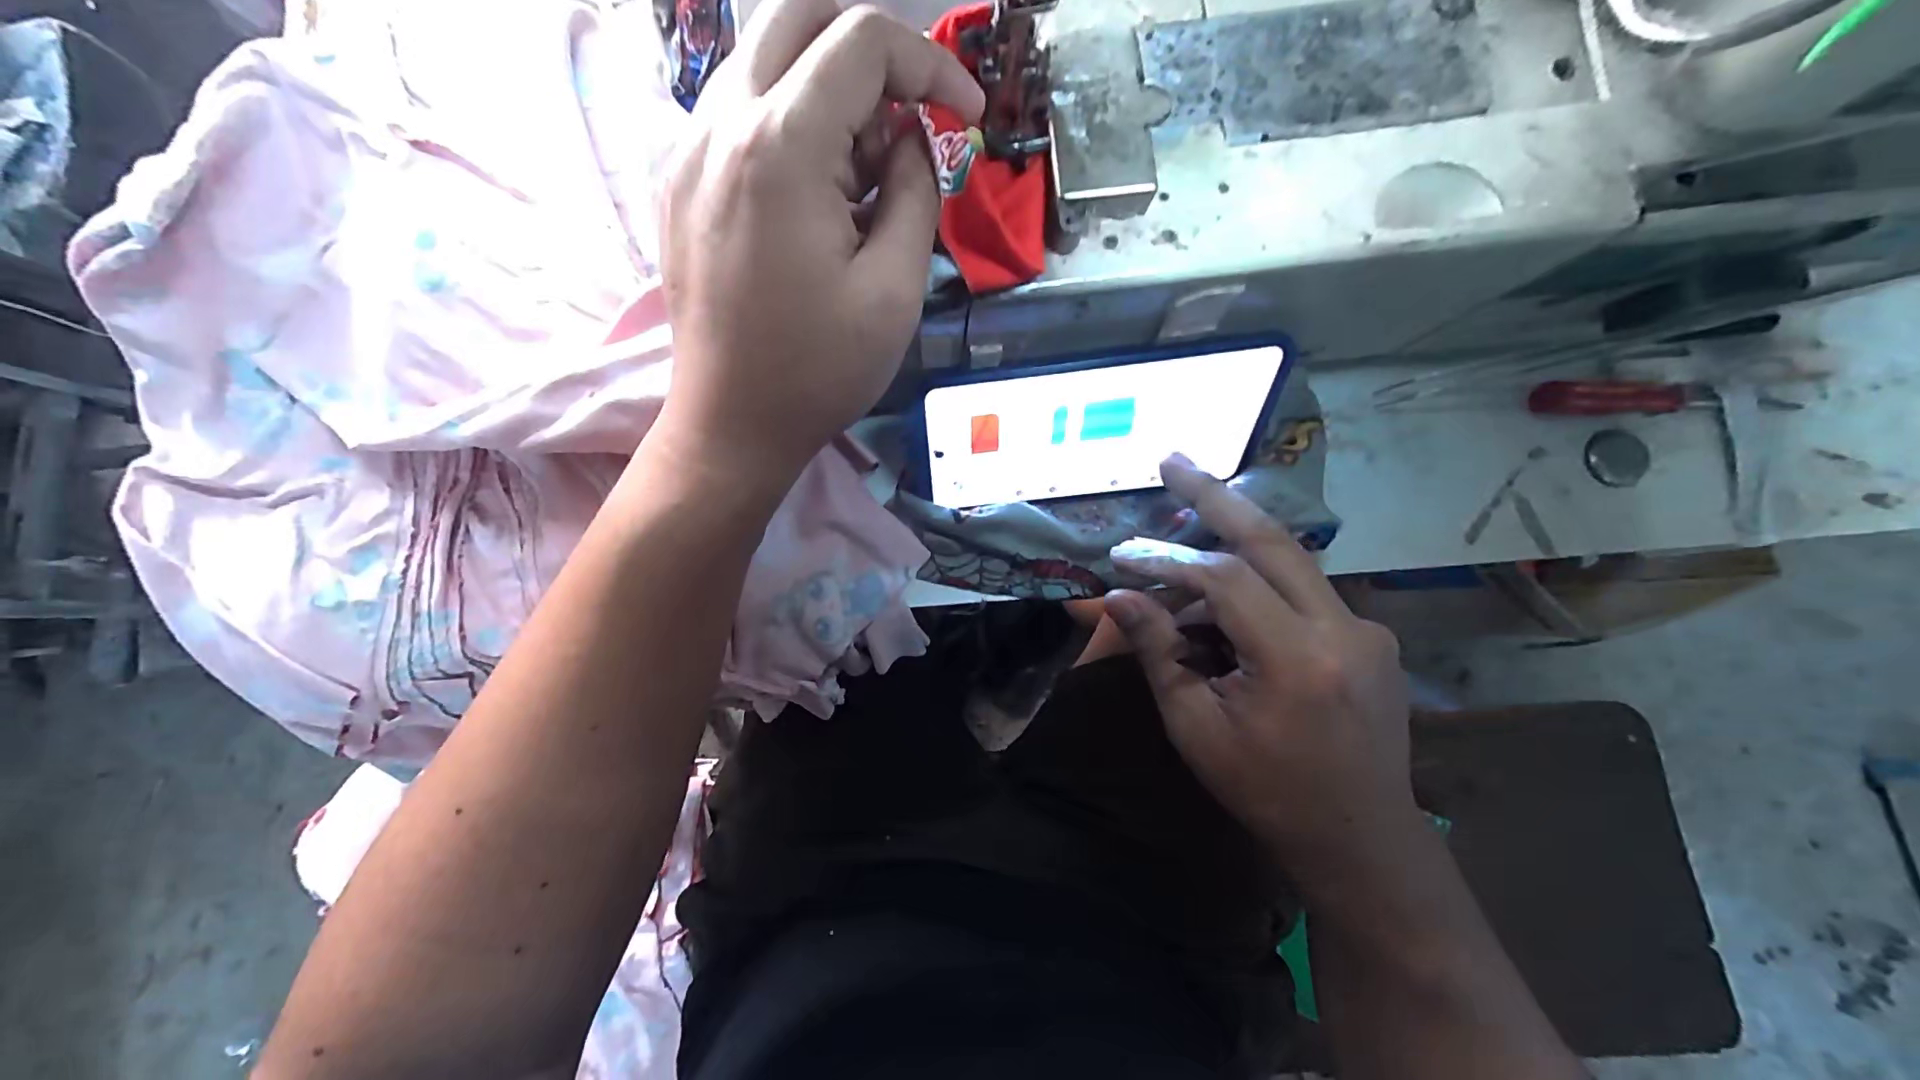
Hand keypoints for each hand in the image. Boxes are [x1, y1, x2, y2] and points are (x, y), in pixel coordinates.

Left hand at [656, 0, 983, 479]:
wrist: (732, 424)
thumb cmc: (819, 370)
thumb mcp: (895, 288)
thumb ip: (916, 192)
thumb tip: (912, 142)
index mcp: (779, 147)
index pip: (862, 41)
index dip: (931, 64)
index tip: (967, 115)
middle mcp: (720, 125)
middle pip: (799, 17)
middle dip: (874, 55)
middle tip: (911, 125)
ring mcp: (688, 151)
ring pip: (765, 62)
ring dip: (831, 93)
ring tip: (866, 178)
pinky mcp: (680, 183)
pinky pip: (740, 114)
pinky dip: (792, 125)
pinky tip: (818, 199)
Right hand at [1103, 455, 1416, 874]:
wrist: (1361, 838)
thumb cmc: (1267, 790)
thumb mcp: (1197, 728)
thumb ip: (1160, 653)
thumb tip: (1120, 595)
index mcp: (1299, 660)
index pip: (1224, 579)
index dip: (1167, 558)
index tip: (1122, 553)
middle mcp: (1344, 629)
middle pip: (1273, 539)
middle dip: (1216, 494)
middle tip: (1173, 459)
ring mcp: (1367, 629)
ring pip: (1290, 561)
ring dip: (1232, 544)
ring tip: (1180, 556)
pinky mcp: (1371, 636)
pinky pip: (1304, 592)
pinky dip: (1258, 585)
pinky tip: (1225, 608)